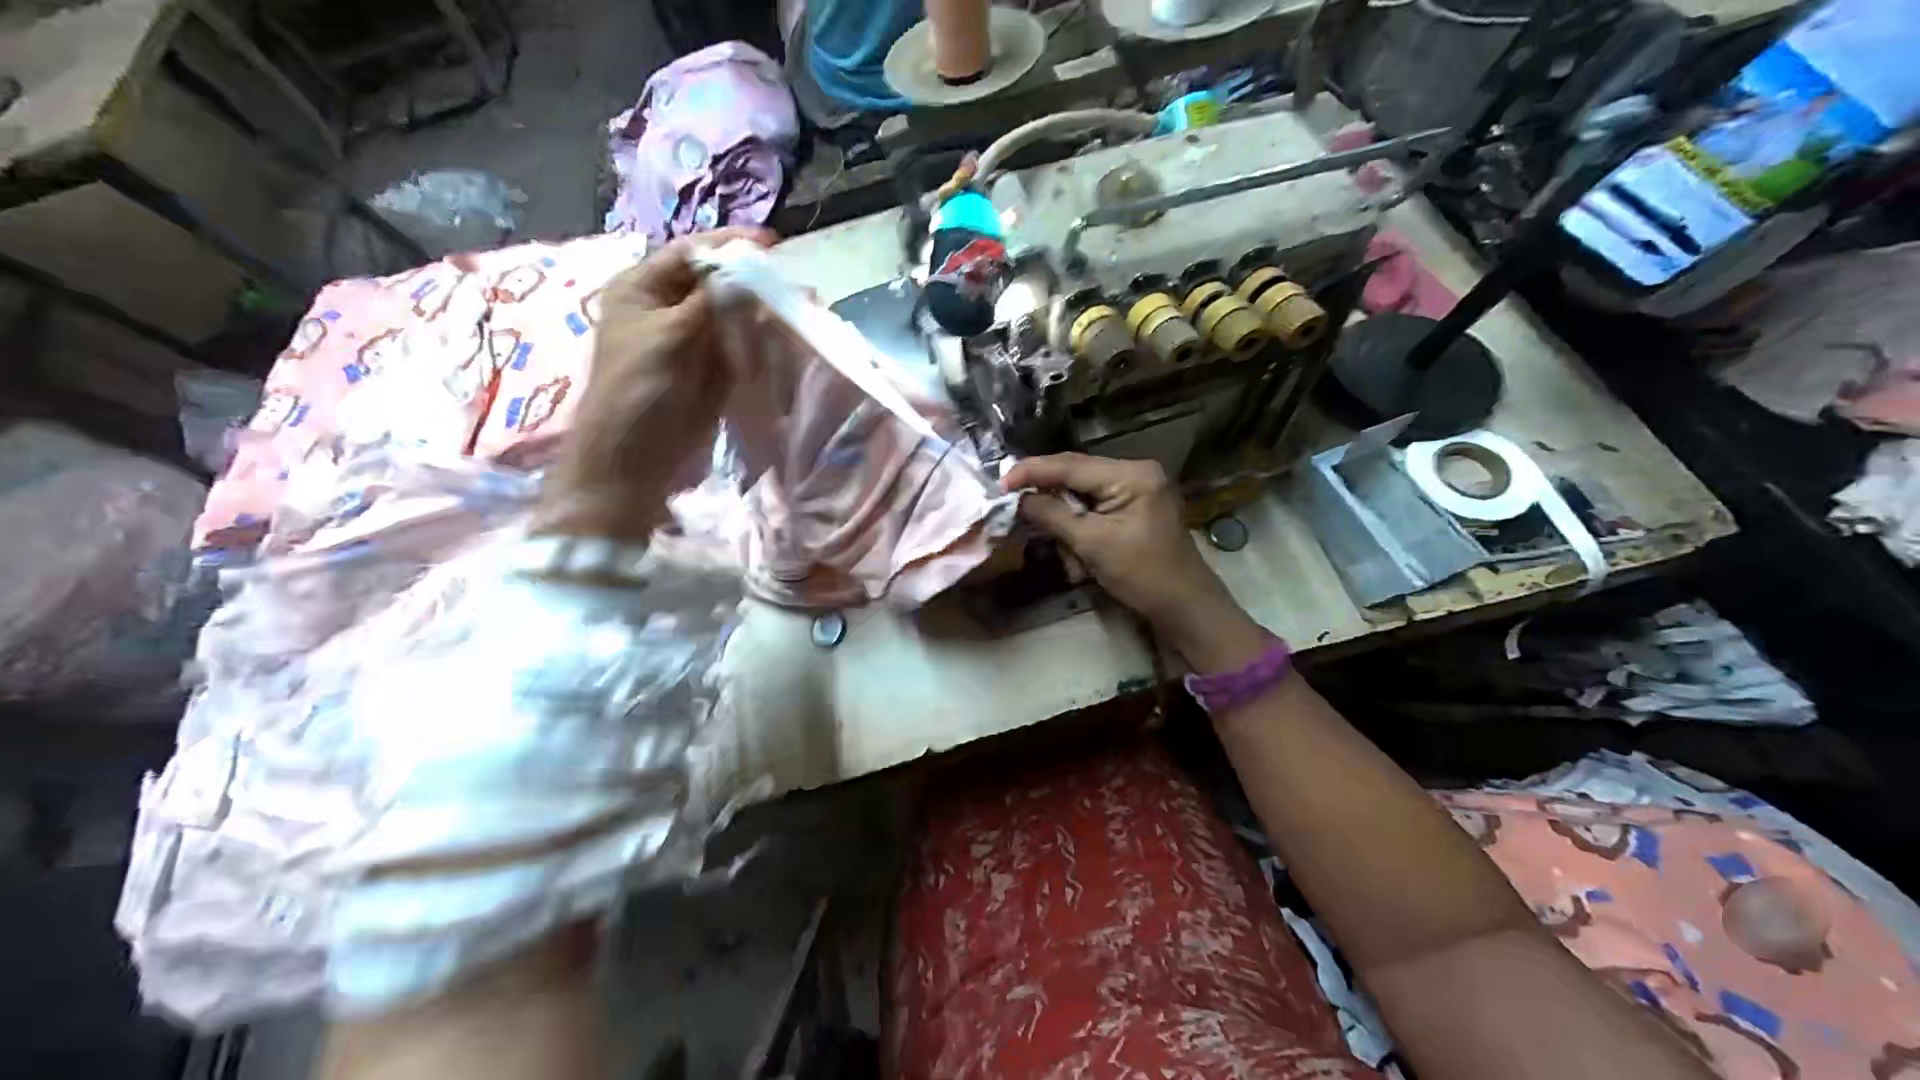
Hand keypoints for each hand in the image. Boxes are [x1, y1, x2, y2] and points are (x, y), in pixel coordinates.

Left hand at [538, 226, 775, 539]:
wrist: (634, 458)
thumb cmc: (637, 390)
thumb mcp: (668, 337)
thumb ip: (710, 303)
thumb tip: (748, 270)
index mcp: (642, 288)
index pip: (690, 254)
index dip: (728, 245)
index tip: (770, 243)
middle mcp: (669, 308)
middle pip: (716, 282)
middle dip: (753, 280)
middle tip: (793, 282)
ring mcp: (693, 341)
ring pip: (734, 314)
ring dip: (764, 309)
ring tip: (800, 304)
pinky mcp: (714, 370)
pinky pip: (741, 345)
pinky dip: (762, 339)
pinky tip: (786, 333)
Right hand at [1003, 453, 1267, 672]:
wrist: (1185, 606)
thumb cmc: (1143, 575)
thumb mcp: (1092, 544)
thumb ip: (1052, 515)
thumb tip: (1017, 498)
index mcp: (1132, 474)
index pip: (1071, 465)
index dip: (1032, 471)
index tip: (1000, 483)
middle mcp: (1136, 471)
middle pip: (1076, 472)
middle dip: (1044, 489)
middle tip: (1008, 499)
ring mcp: (1138, 487)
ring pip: (1082, 489)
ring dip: (1060, 509)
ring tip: (1040, 526)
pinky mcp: (1135, 505)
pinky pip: (1095, 503)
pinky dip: (1077, 519)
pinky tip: (1065, 536)